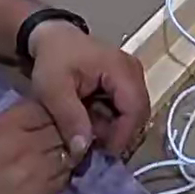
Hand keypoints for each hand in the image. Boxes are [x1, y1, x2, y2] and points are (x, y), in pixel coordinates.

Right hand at [0, 101, 71, 193]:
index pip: (51, 105)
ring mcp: (35, 168)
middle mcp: (23, 143)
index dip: (61, 112)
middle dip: (70, 131)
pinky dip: (65, 175)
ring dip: (70, 153)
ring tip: (58, 159)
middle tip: (65, 139)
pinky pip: (67, 175)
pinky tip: (50, 179)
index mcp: (5, 126)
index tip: (61, 118)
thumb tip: (52, 108)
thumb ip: (18, 122)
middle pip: (66, 126)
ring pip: (72, 150)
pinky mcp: (42, 192)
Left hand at [28, 21, 148, 160]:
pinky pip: (129, 103)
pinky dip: (116, 118)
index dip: (124, 134)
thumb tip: (82, 149)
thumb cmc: (53, 61)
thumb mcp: (53, 91)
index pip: (135, 107)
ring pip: (137, 108)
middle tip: (99, 152)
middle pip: (140, 109)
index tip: (106, 155)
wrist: (54, 38)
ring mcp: (133, 74)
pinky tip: (97, 126)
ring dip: (119, 127)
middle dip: (123, 133)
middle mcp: (134, 71)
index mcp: (121, 69)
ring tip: (95, 140)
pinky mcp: (127, 78)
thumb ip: (70, 118)